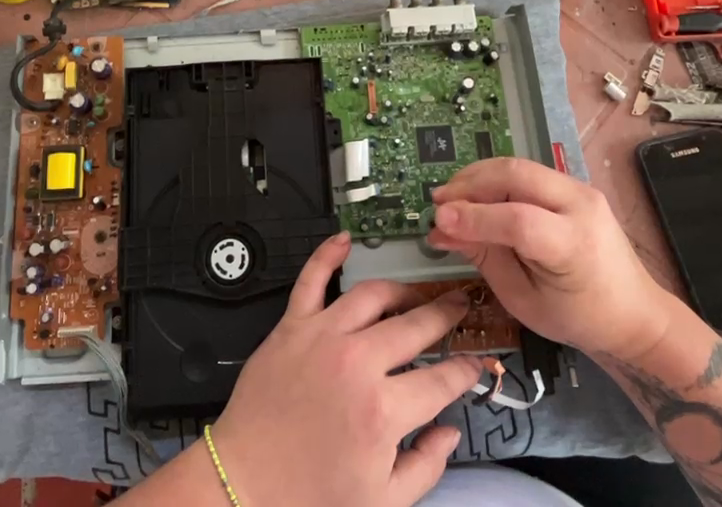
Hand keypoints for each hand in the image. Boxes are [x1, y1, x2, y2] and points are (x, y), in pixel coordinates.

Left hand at [208, 231, 484, 506]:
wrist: (244, 483)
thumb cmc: (309, 495)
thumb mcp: (383, 500)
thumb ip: (427, 465)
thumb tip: (450, 432)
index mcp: (384, 411)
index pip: (443, 378)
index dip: (467, 369)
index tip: (476, 362)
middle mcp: (356, 364)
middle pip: (416, 326)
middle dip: (446, 314)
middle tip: (459, 306)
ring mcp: (321, 338)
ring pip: (373, 295)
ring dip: (402, 290)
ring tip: (416, 294)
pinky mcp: (291, 327)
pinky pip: (311, 280)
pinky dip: (327, 255)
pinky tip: (343, 240)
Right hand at [427, 157, 676, 361]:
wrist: (635, 312)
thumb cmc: (578, 317)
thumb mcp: (524, 299)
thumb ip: (485, 258)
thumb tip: (442, 230)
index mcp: (574, 245)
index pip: (518, 220)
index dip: (474, 217)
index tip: (438, 219)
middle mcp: (580, 206)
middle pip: (515, 175)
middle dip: (470, 183)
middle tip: (438, 201)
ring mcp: (580, 189)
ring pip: (518, 166)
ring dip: (478, 177)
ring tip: (450, 196)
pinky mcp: (573, 185)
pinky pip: (526, 173)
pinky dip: (495, 180)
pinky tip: (475, 196)